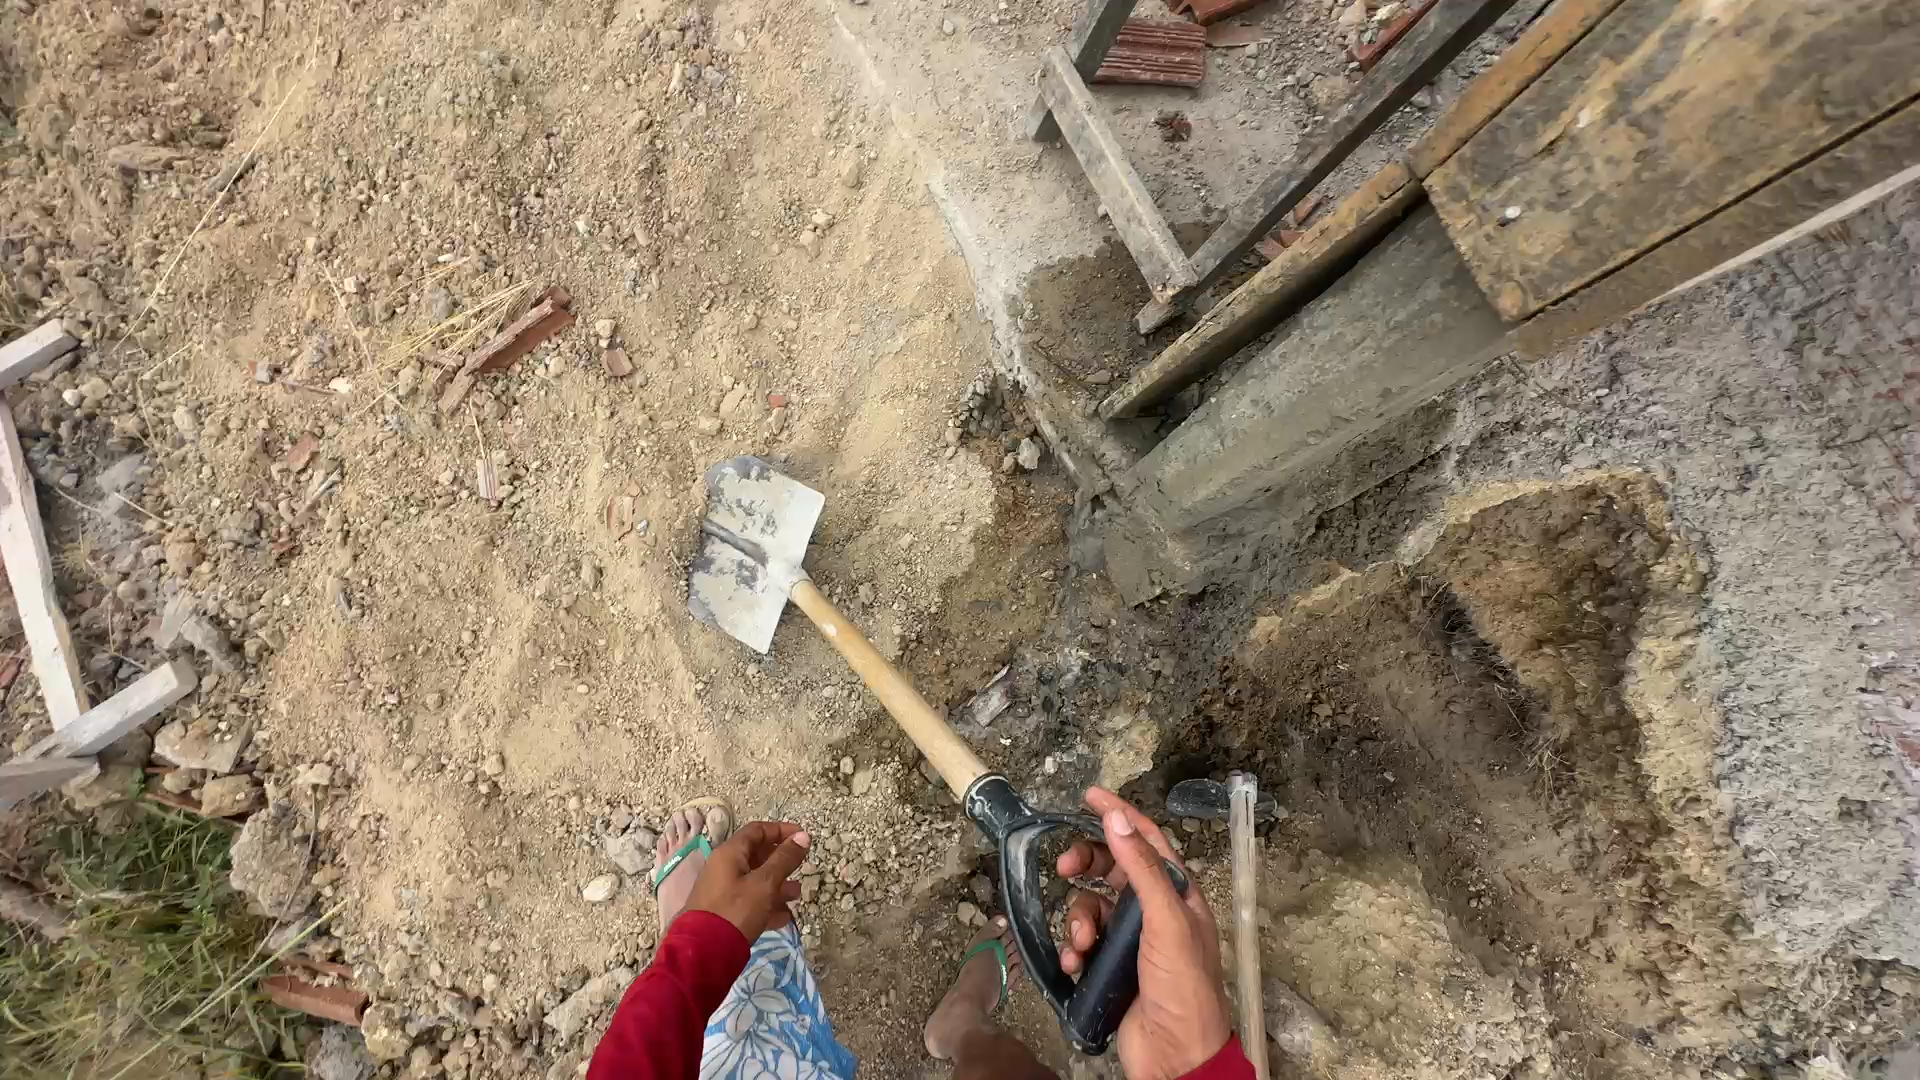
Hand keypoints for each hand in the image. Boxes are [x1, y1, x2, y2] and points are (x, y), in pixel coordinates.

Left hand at [683, 821, 811, 940]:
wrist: (702, 957)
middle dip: (782, 862)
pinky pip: (749, 903)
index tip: (802, 837)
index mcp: (730, 854)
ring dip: (777, 886)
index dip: (781, 830)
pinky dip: (767, 906)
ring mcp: (722, 893)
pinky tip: (783, 918)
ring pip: (755, 881)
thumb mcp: (765, 882)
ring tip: (795, 895)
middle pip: (757, 856)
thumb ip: (785, 859)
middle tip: (800, 868)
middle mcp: (724, 869)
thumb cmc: (736, 910)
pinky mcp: (723, 915)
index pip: (757, 831)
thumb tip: (803, 836)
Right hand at [1057, 787, 1231, 1079]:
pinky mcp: (1112, 962)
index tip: (1089, 796)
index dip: (1119, 813)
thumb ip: (1142, 866)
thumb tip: (1118, 818)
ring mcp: (1131, 936)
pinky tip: (1075, 960)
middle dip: (1085, 864)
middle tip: (1064, 867)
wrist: (1175, 1060)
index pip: (1145, 838)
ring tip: (1081, 941)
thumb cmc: (1183, 988)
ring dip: (1078, 917)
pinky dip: (1074, 944)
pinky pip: (1084, 938)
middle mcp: (1153, 908)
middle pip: (1111, 867)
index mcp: (1176, 891)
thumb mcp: (1165, 921)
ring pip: (1091, 904)